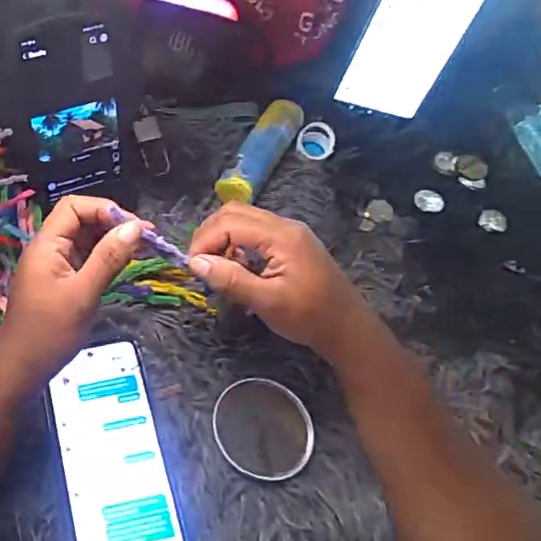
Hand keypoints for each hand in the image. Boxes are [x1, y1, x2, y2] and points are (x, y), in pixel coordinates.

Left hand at [0, 195, 147, 385]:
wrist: (21, 370)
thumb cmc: (49, 333)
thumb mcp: (83, 294)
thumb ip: (108, 258)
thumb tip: (136, 227)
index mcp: (45, 245)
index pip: (74, 207)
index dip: (105, 209)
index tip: (134, 227)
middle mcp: (47, 249)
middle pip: (81, 220)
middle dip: (113, 224)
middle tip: (146, 240)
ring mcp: (53, 266)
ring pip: (85, 240)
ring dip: (112, 241)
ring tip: (143, 250)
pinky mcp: (60, 282)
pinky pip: (84, 259)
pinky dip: (104, 258)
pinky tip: (125, 265)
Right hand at [187, 203, 380, 361]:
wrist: (347, 328)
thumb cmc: (309, 317)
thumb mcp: (267, 302)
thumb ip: (231, 279)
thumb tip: (195, 262)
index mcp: (282, 236)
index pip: (230, 223)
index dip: (205, 241)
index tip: (193, 267)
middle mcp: (285, 226)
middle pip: (235, 212)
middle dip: (210, 234)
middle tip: (200, 264)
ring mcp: (289, 232)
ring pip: (243, 219)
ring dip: (222, 238)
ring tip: (217, 268)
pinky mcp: (290, 242)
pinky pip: (254, 230)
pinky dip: (237, 242)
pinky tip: (237, 267)